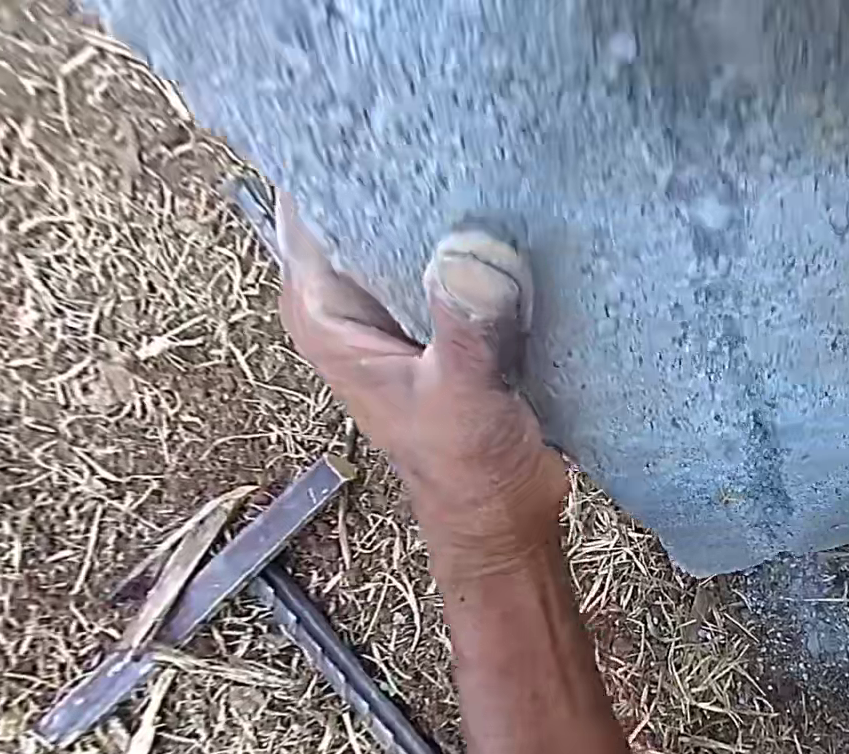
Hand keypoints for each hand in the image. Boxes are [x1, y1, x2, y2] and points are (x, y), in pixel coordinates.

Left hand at [276, 197, 567, 575]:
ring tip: (508, 196)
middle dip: (426, 191)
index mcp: (328, 314)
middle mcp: (362, 307)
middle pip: (378, 213)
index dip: (365, 165)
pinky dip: (495, 260)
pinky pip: (469, 273)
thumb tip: (479, 255)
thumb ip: (467, 332)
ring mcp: (411, 317)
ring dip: (467, 227)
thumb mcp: (463, 402)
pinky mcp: (455, 331)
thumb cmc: (467, 474)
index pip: (321, 205)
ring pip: (428, 242)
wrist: (505, 517)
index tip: (423, 142)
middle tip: (482, 164)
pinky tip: (527, 244)